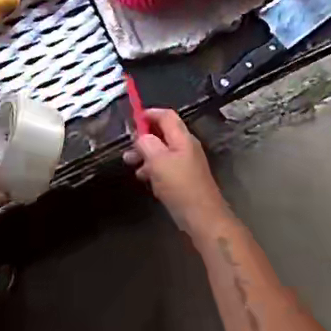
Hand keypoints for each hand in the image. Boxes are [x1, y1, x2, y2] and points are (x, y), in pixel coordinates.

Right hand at [123, 109, 230, 236]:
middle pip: (163, 133)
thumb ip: (147, 144)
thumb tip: (141, 137)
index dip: (149, 113)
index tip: (132, 119)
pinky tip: (144, 179)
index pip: (166, 115)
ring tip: (131, 164)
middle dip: (144, 138)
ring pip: (162, 151)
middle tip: (128, 148)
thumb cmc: (180, 186)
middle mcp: (186, 147)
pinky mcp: (184, 179)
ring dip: (146, 155)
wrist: (202, 216)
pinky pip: (165, 167)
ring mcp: (186, 163)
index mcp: (182, 138)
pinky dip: (153, 169)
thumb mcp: (158, 161)